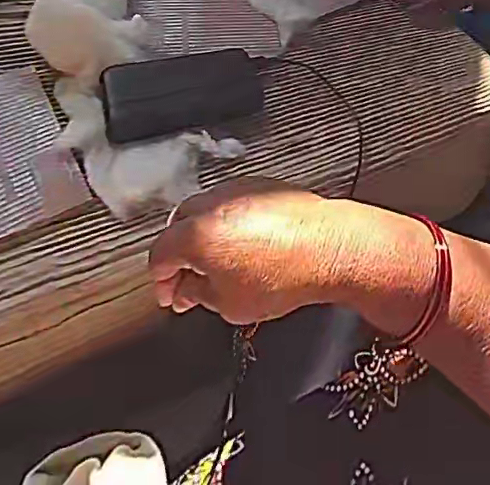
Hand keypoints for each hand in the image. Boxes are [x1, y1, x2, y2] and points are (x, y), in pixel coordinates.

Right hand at [149, 180, 410, 325]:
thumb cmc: (287, 274)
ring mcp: (240, 189)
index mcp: (197, 234)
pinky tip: (242, 245)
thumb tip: (188, 290)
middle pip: (179, 226)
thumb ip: (197, 294)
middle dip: (179, 254)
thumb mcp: (228, 304)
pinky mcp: (262, 185)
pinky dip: (228, 221)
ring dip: (203, 235)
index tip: (170, 294)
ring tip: (219, 265)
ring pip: (205, 210)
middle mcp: (215, 204)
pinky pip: (232, 201)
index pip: (159, 254)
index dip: (160, 281)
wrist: (330, 246)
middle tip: (189, 281)